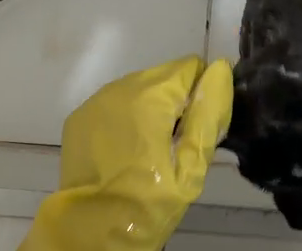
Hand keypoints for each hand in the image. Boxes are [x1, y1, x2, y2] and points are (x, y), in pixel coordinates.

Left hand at [20, 56, 232, 250]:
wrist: (89, 236)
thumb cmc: (147, 203)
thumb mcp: (190, 168)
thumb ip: (207, 115)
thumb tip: (220, 69)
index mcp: (151, 95)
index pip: (191, 67)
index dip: (200, 96)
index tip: (195, 130)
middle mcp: (121, 86)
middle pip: (164, 77)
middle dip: (175, 103)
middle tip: (174, 147)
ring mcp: (97, 100)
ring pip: (140, 88)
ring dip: (151, 109)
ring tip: (148, 151)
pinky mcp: (80, 116)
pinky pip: (116, 104)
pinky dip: (126, 118)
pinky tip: (125, 152)